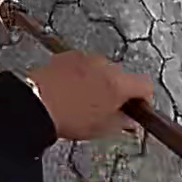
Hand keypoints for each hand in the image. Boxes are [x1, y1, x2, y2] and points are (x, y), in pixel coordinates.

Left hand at [25, 51, 154, 140]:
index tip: (137, 110)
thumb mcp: (102, 128)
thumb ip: (122, 122)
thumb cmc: (70, 117)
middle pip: (123, 75)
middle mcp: (105, 64)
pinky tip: (72, 89)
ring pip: (103, 68)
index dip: (144, 98)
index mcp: (118, 82)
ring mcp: (86, 56)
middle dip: (120, 90)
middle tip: (109, 108)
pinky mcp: (69, 54)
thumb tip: (130, 120)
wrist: (36, 101)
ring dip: (100, 80)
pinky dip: (84, 73)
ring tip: (86, 100)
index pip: (145, 84)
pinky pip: (85, 63)